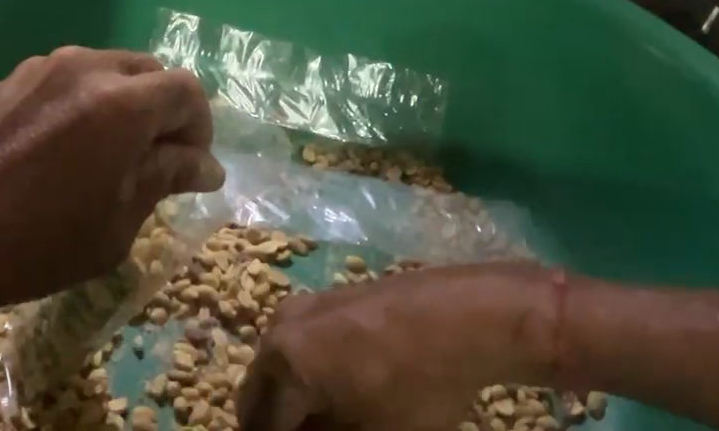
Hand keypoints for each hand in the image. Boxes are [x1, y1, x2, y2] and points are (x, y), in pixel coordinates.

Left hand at [0, 46, 224, 321]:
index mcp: (121, 102)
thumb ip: (164, 179)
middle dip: (165, 112)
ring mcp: (42, 67)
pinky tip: (65, 151)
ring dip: (125, 105)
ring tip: (109, 159)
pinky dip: (87, 104)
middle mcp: (85, 67)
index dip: (201, 128)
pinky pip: (68, 79)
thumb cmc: (31, 244)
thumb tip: (205, 164)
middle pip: (150, 71)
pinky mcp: (9, 78)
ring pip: (107, 71)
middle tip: (156, 163)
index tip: (191, 168)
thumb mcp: (114, 225)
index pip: (187, 91)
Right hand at [237, 263, 560, 430]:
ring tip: (319, 426)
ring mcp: (301, 307)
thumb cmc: (415, 385)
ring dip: (287, 402)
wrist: (459, 316)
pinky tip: (332, 398)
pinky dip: (302, 376)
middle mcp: (279, 328)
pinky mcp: (324, 300)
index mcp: (281, 362)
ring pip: (276, 368)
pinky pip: (295, 346)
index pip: (262, 425)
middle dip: (273, 424)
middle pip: (258, 393)